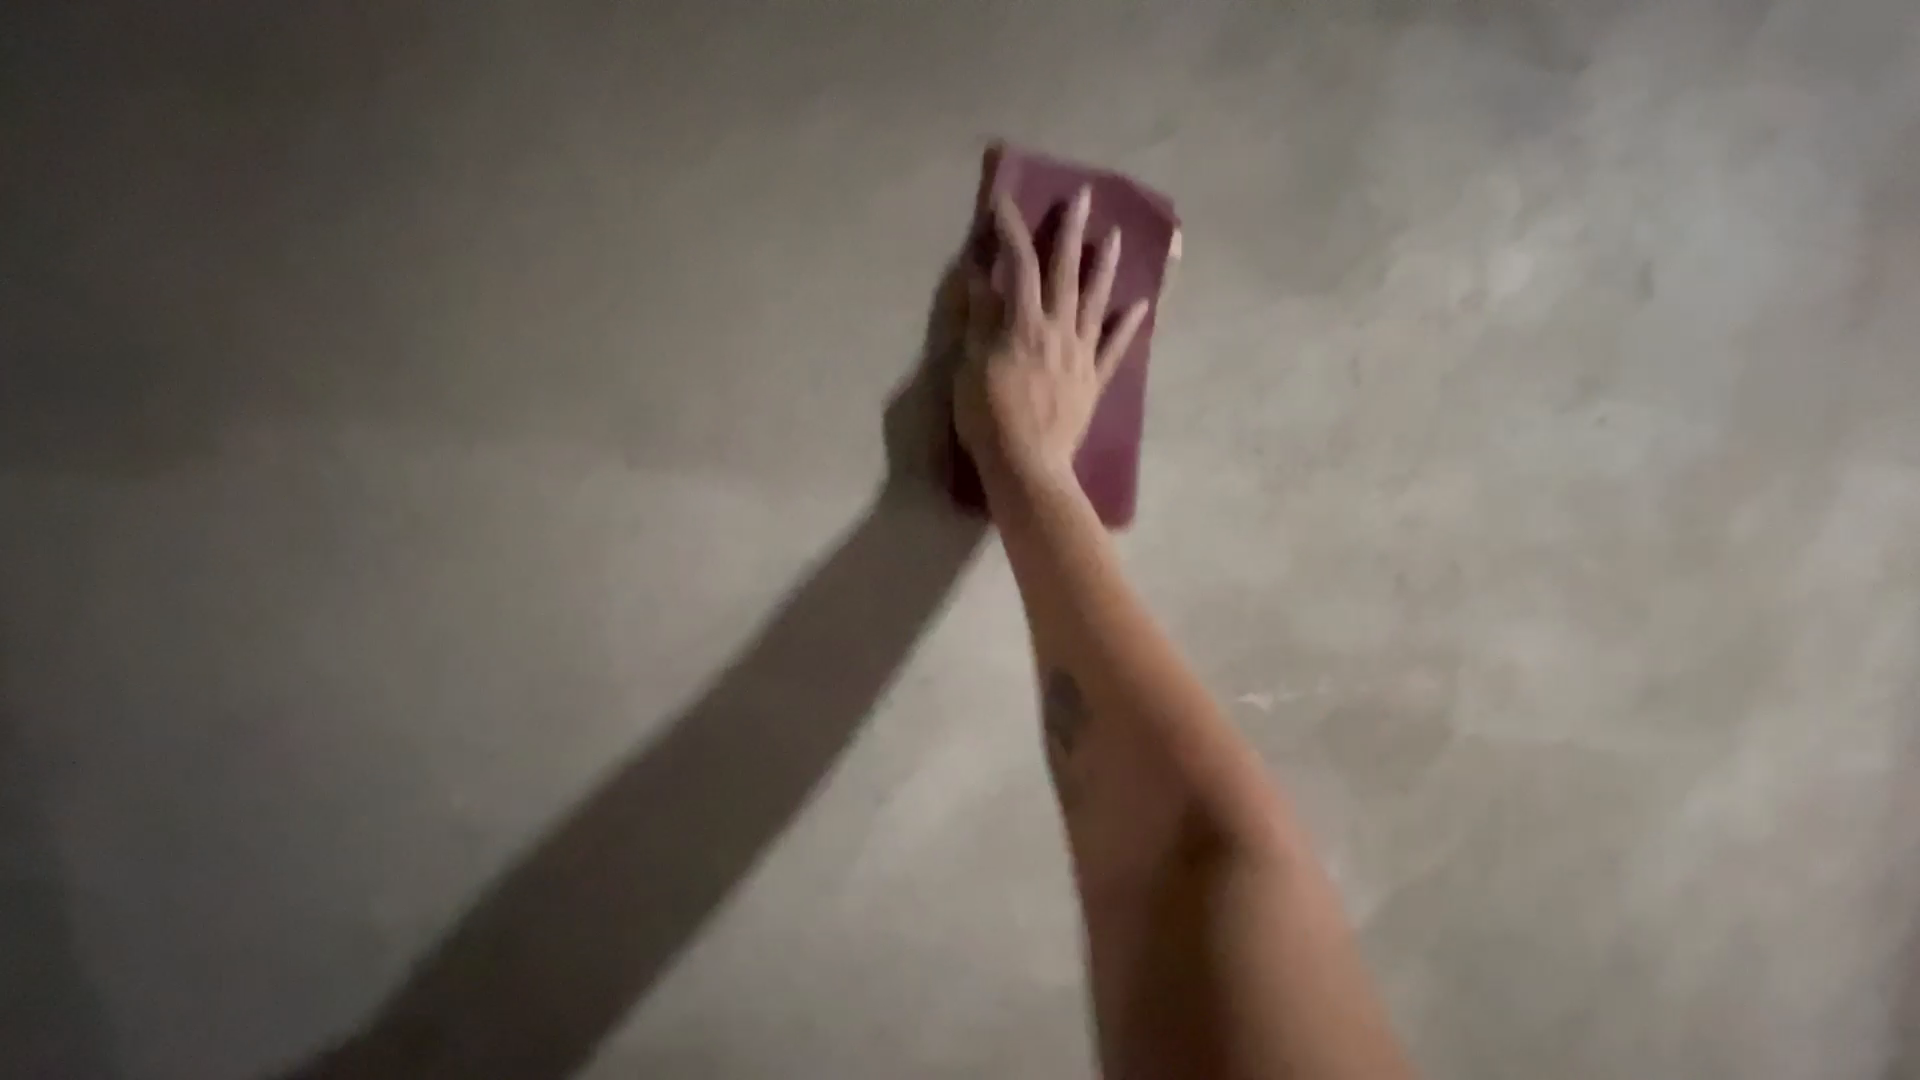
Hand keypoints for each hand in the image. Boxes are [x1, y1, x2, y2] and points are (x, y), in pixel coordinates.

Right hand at [954, 187, 1149, 491]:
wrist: (1028, 465)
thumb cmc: (989, 419)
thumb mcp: (971, 368)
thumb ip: (979, 321)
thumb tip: (982, 277)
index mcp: (1024, 325)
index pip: (1018, 266)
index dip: (1012, 231)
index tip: (1004, 203)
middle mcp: (1058, 331)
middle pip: (1065, 273)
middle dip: (1071, 232)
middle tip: (1083, 196)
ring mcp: (1081, 355)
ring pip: (1095, 303)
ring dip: (1104, 267)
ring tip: (1114, 236)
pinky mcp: (1094, 381)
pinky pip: (1114, 349)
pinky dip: (1127, 327)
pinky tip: (1141, 307)